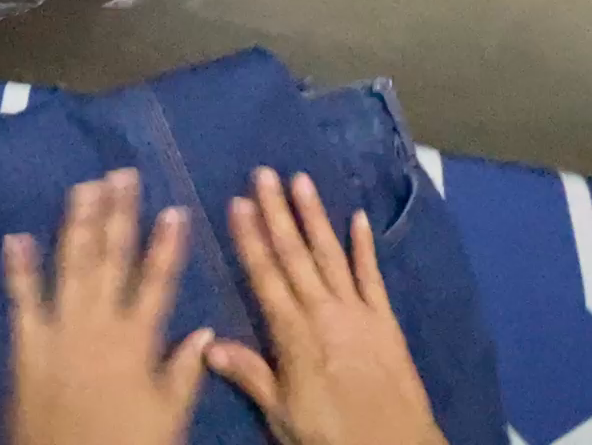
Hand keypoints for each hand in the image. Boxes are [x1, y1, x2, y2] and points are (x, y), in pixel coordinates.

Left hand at [5, 168, 215, 444]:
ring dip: (78, 223)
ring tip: (84, 186)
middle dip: (119, 214)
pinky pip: (22, 299)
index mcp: (137, 340)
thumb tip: (205, 330)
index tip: (175, 208)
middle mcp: (99, 324)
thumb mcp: (167, 420)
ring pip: (72, 265)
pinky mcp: (27, 343)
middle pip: (112, 259)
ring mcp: (61, 329)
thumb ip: (185, 373)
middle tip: (122, 174)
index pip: (157, 282)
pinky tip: (16, 235)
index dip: (167, 245)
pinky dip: (19, 268)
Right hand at [211, 167, 449, 444]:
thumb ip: (250, 374)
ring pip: (329, 254)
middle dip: (276, 212)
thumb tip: (207, 344)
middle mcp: (322, 310)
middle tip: (264, 173)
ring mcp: (356, 310)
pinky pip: (372, 276)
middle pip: (294, 254)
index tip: (238, 202)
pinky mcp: (384, 319)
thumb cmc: (331, 435)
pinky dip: (364, 246)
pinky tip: (357, 216)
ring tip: (300, 179)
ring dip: (313, 216)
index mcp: (293, 332)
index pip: (265, 275)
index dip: (250, 237)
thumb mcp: (283, 414)